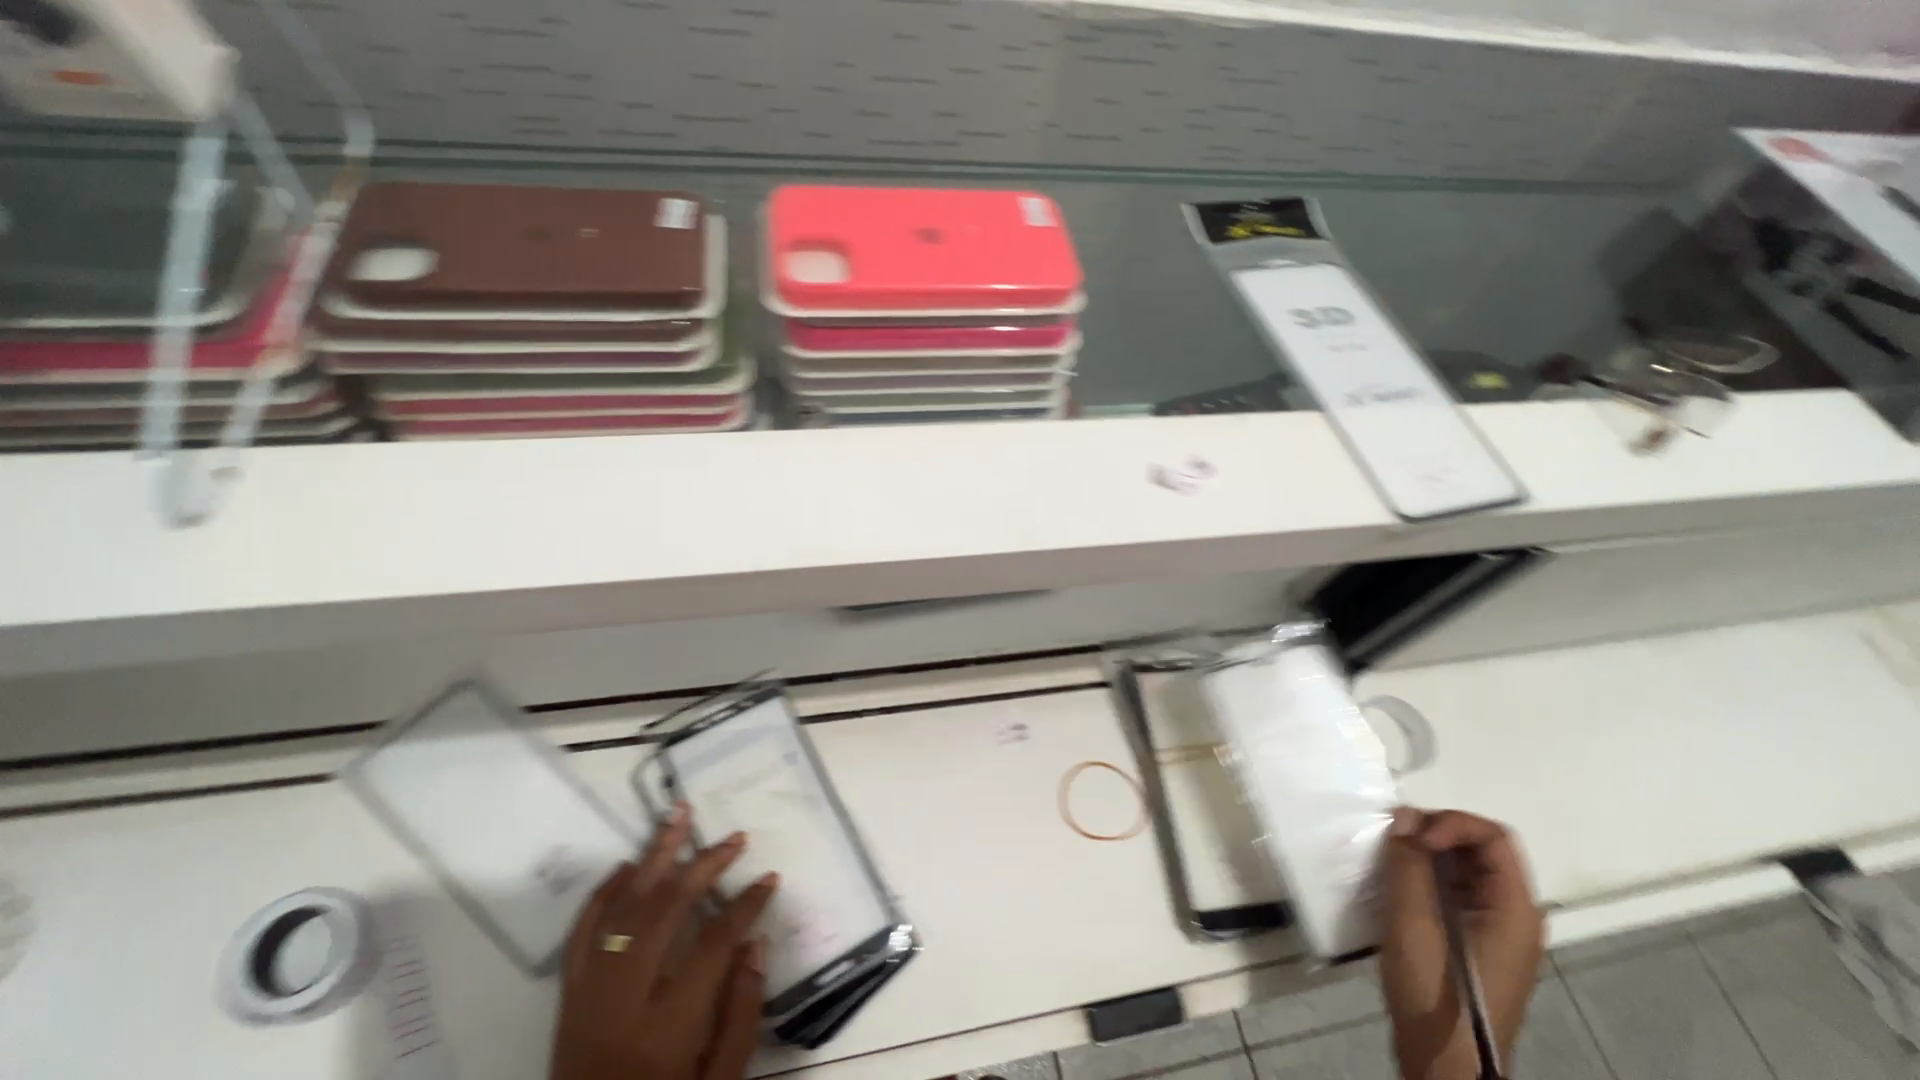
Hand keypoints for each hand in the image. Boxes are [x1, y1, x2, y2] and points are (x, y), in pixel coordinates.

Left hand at [550, 805, 779, 1079]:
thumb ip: (741, 1015)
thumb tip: (756, 944)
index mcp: (669, 1024)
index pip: (714, 944)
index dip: (745, 906)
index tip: (769, 880)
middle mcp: (625, 999)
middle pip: (665, 911)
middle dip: (702, 867)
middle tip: (733, 839)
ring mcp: (590, 993)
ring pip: (621, 909)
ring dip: (651, 859)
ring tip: (676, 817)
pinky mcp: (568, 996)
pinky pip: (581, 934)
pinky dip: (602, 895)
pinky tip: (624, 867)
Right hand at [1378, 808, 1543, 1079]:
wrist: (1444, 1062)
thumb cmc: (1435, 991)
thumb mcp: (1413, 922)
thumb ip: (1410, 865)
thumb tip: (1406, 816)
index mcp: (1516, 907)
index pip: (1493, 836)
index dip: (1449, 823)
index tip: (1410, 837)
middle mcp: (1518, 915)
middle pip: (1483, 850)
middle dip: (1436, 835)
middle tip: (1394, 842)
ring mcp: (1500, 933)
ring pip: (1468, 872)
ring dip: (1429, 857)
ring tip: (1391, 863)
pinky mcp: (1479, 945)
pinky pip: (1459, 895)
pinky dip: (1429, 880)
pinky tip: (1400, 891)